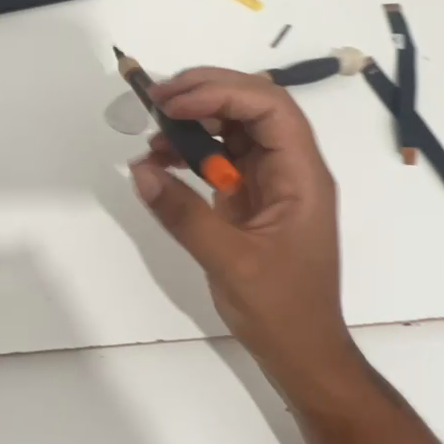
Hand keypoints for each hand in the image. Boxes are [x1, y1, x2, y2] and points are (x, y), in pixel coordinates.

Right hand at [128, 68, 358, 380]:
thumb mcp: (229, 261)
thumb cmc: (280, 308)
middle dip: (206, 94)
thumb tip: (141, 171)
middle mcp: (290, 169)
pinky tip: (160, 162)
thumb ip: (184, 214)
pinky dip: (190, 153)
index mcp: (302, 176)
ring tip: (153, 129)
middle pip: (254, 108)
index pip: (270, 109)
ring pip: (235, 129)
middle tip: (157, 99)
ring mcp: (270, 183)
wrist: (300, 348)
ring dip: (195, 122)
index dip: (221, 94)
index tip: (174, 105)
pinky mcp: (250, 200)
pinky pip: (221, 160)